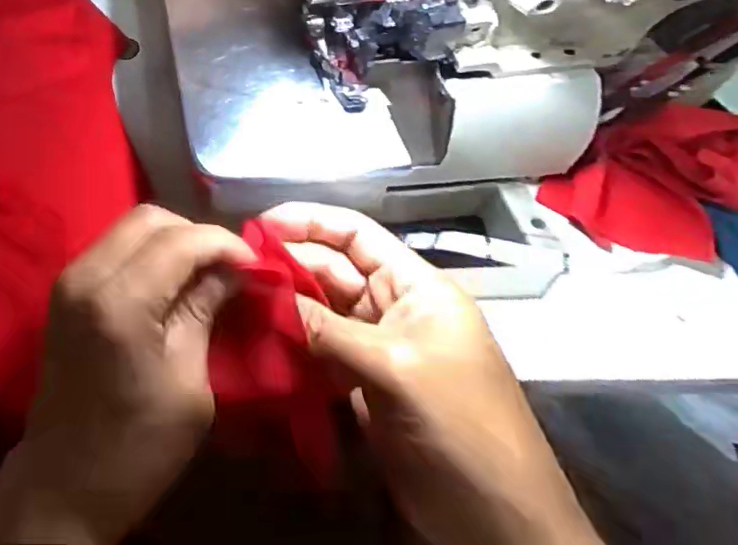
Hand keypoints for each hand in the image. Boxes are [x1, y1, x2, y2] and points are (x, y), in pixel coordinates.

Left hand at [0, 205, 254, 544]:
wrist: (62, 486)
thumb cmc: (135, 448)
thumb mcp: (189, 385)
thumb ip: (205, 311)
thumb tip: (234, 269)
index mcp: (119, 302)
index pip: (180, 241)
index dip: (223, 244)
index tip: (254, 263)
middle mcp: (87, 276)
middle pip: (151, 218)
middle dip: (196, 233)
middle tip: (227, 265)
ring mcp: (69, 278)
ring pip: (131, 225)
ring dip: (172, 238)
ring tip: (203, 269)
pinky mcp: (65, 288)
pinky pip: (115, 245)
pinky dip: (148, 250)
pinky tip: (171, 277)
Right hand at [260, 202, 600, 544]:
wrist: (499, 520)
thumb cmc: (461, 424)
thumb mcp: (396, 369)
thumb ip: (328, 332)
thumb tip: (264, 297)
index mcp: (414, 285)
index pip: (356, 234)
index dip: (309, 222)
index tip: (259, 226)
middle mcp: (394, 307)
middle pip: (333, 271)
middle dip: (289, 268)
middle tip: (237, 275)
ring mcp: (378, 348)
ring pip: (322, 314)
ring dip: (286, 311)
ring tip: (238, 308)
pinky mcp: (365, 386)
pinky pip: (322, 354)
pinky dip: (295, 351)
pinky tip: (260, 349)